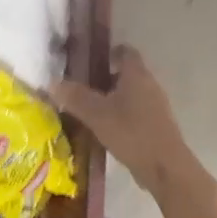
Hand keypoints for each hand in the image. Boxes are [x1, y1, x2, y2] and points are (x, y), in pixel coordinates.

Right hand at [54, 47, 199, 198]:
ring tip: (90, 112)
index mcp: (137, 75)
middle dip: (105, 79)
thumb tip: (53, 83)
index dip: (108, 52)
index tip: (90, 62)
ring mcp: (156, 105)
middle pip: (127, 74)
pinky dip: (121, 115)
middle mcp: (150, 85)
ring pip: (131, 94)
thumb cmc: (131, 133)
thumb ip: (75, 97)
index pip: (125, 51)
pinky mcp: (157, 125)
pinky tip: (107, 130)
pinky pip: (136, 112)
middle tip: (82, 89)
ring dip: (113, 99)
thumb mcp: (97, 115)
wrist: (164, 166)